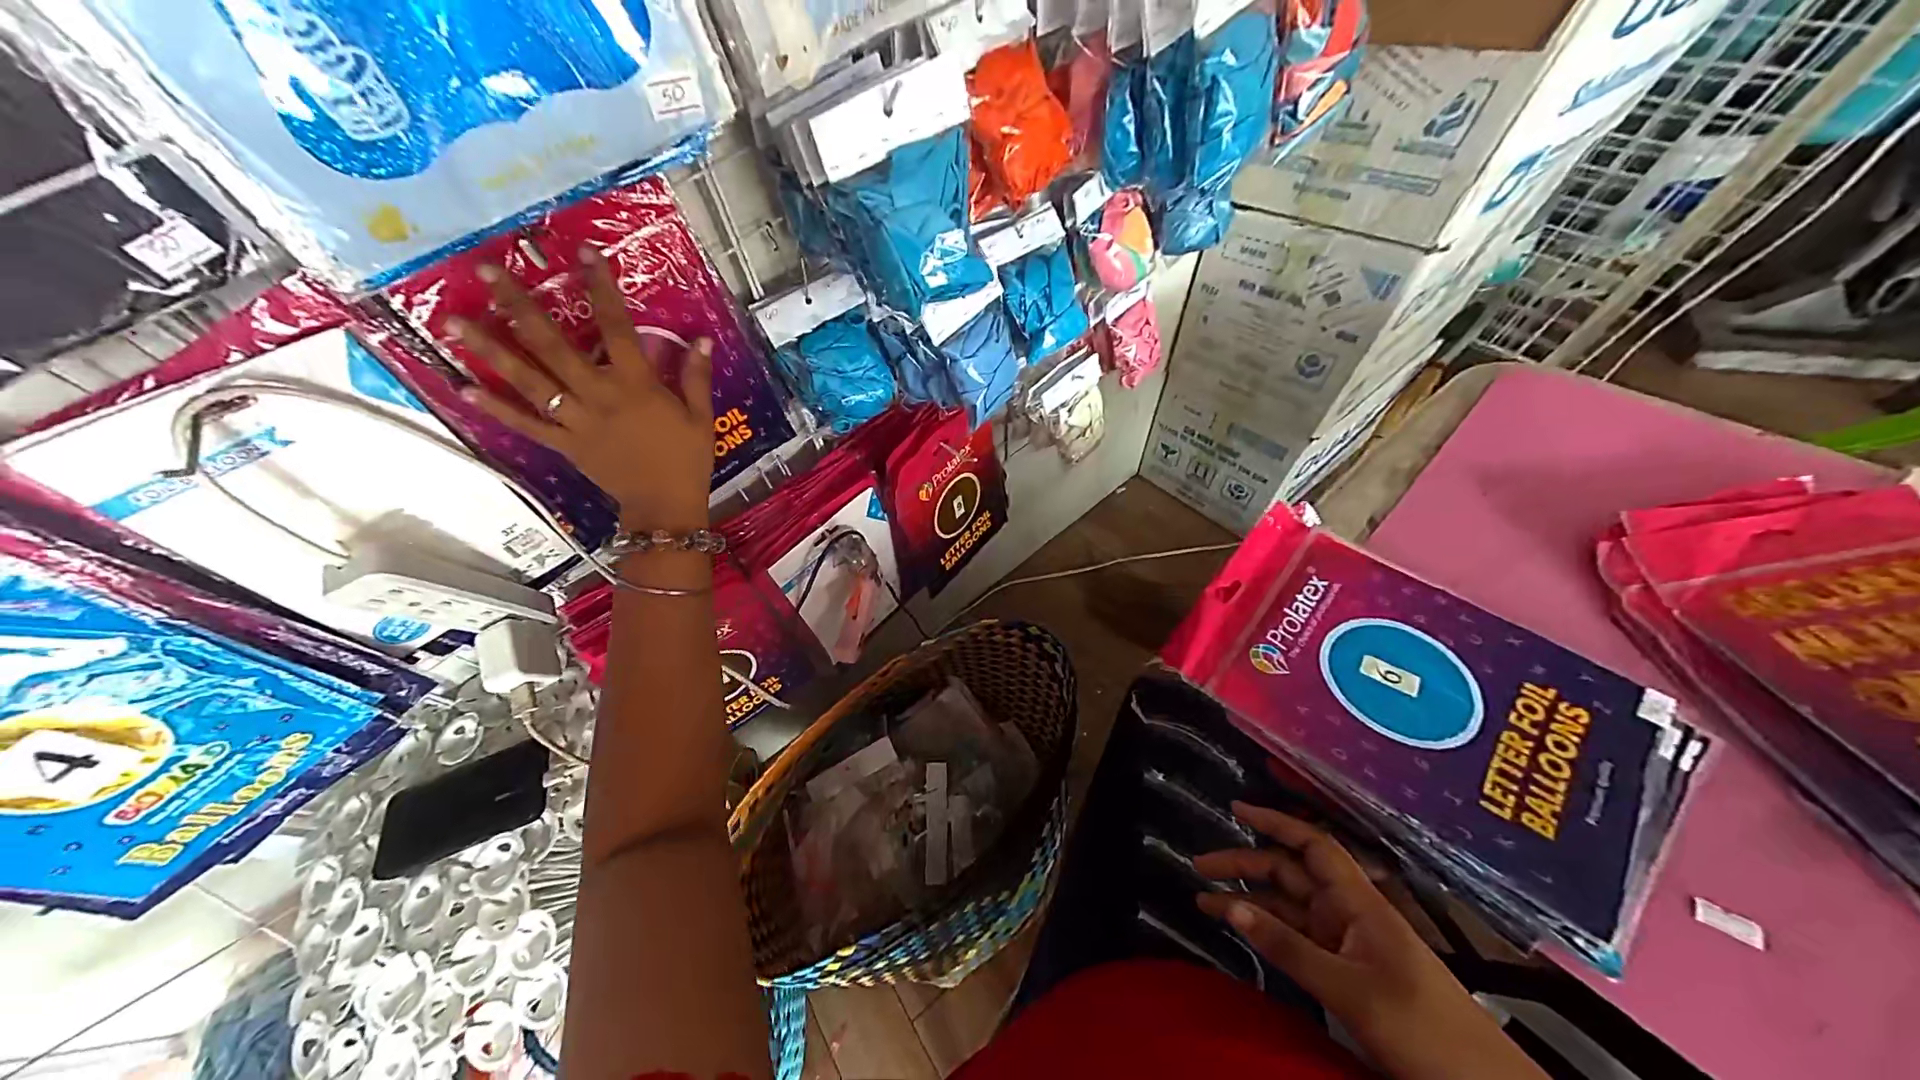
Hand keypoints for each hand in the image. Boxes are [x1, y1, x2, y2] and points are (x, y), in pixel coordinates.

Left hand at [450, 249, 714, 532]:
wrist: (665, 505)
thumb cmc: (688, 459)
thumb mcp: (701, 415)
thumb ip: (696, 376)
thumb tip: (701, 338)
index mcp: (635, 384)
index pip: (616, 326)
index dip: (601, 287)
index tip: (583, 252)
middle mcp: (598, 394)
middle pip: (553, 345)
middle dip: (520, 306)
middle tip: (487, 271)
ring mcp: (575, 419)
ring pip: (528, 380)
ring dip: (491, 349)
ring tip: (454, 321)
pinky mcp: (563, 443)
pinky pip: (525, 423)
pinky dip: (494, 408)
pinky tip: (463, 387)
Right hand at [1195, 803, 1546, 1079]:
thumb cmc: (1423, 1030)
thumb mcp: (1349, 991)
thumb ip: (1287, 947)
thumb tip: (1230, 906)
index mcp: (1359, 904)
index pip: (1312, 846)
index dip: (1275, 822)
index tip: (1236, 809)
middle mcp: (1351, 914)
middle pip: (1292, 874)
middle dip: (1246, 865)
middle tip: (1200, 868)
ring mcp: (1350, 943)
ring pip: (1291, 907)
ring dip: (1250, 901)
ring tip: (1205, 903)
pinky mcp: (1350, 972)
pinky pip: (1300, 938)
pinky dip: (1269, 931)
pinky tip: (1243, 932)